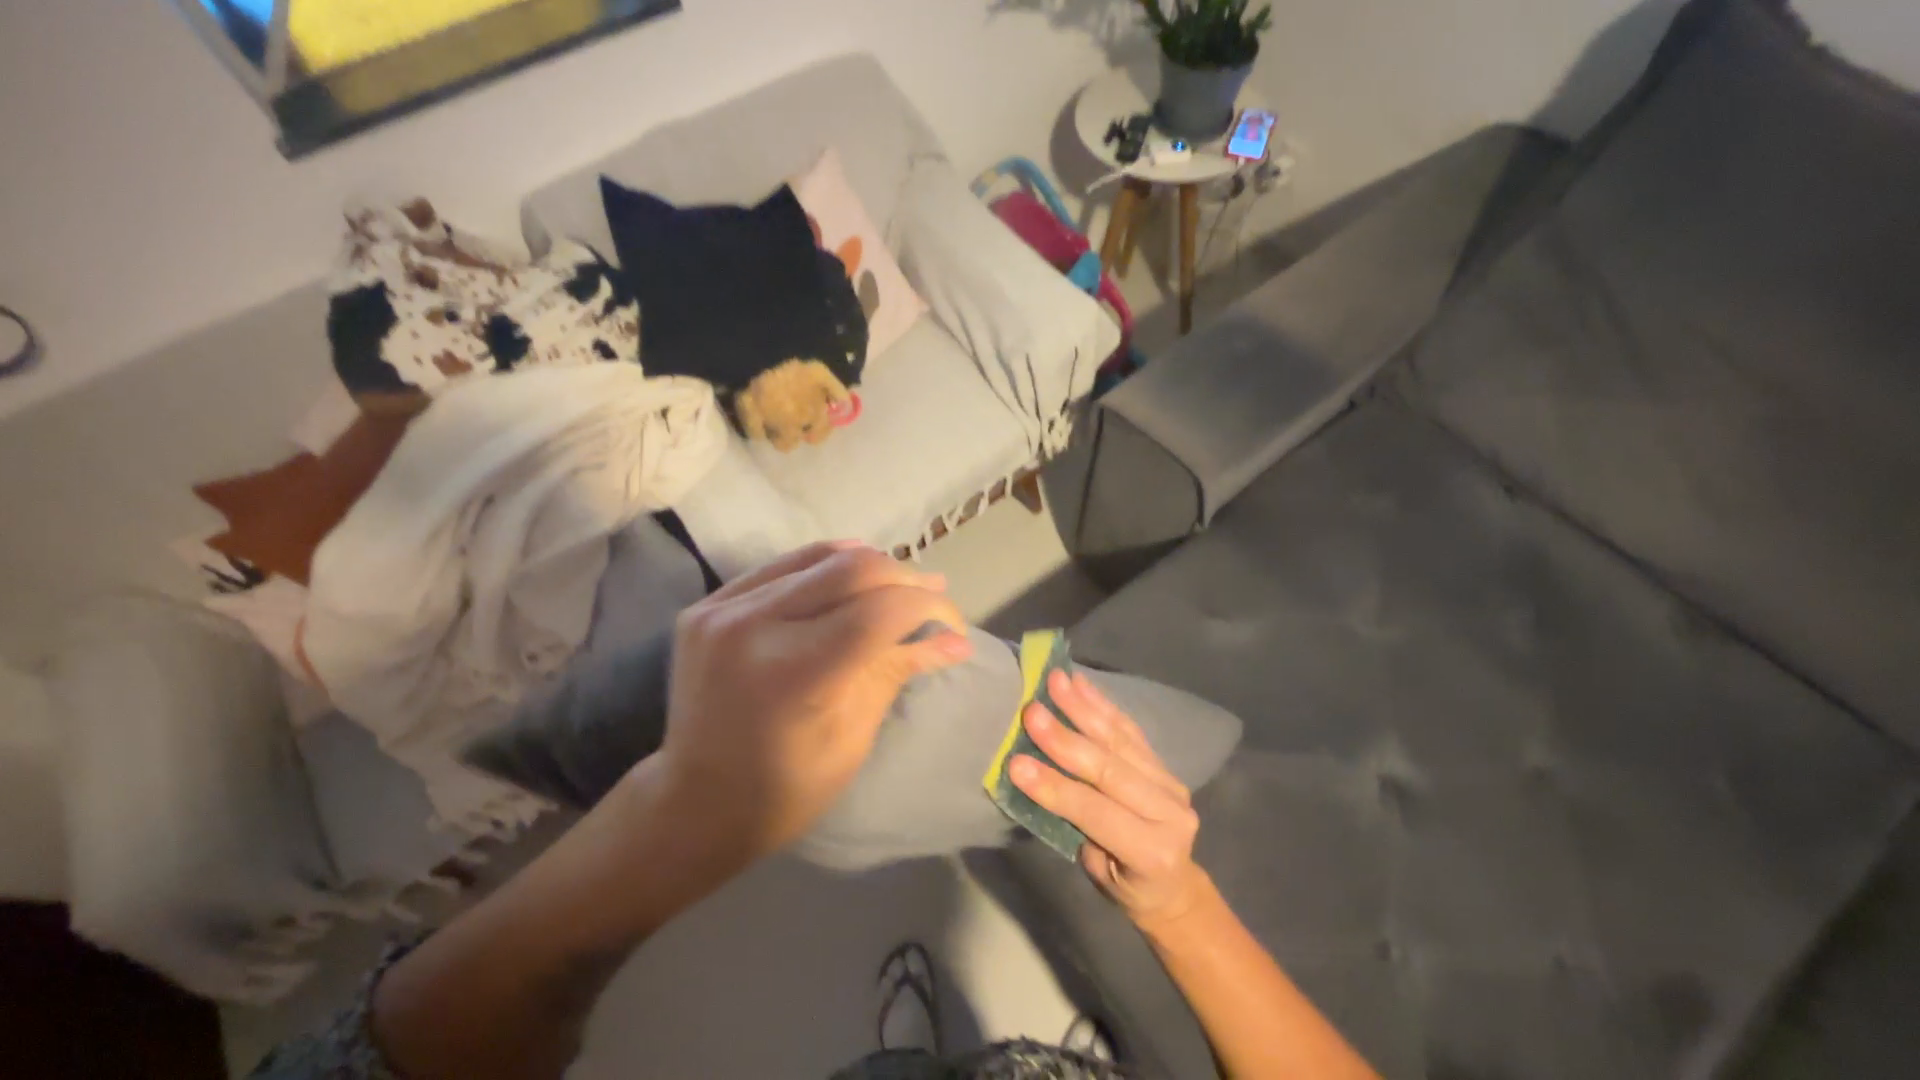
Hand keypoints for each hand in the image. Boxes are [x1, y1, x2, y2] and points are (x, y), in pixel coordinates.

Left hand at [650, 541, 971, 861]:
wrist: (694, 805)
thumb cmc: (784, 792)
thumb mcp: (851, 738)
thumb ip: (895, 671)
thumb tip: (955, 639)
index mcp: (792, 673)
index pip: (879, 611)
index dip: (927, 608)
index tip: (952, 623)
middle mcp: (752, 626)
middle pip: (851, 570)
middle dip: (904, 579)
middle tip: (934, 597)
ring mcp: (721, 610)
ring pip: (816, 558)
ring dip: (868, 565)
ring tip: (901, 581)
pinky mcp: (708, 606)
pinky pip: (779, 567)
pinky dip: (823, 565)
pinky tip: (852, 571)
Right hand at [1011, 671, 1210, 929]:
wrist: (1173, 885)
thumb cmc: (1125, 885)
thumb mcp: (1097, 871)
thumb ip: (1075, 825)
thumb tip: (1035, 777)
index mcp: (1151, 850)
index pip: (1095, 811)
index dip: (1056, 787)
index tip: (1016, 763)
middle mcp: (1170, 811)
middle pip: (1111, 768)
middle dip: (1066, 739)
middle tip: (1031, 712)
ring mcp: (1172, 782)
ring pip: (1122, 740)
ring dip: (1084, 708)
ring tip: (1055, 681)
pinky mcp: (1165, 764)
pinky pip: (1131, 730)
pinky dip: (1103, 705)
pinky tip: (1081, 684)